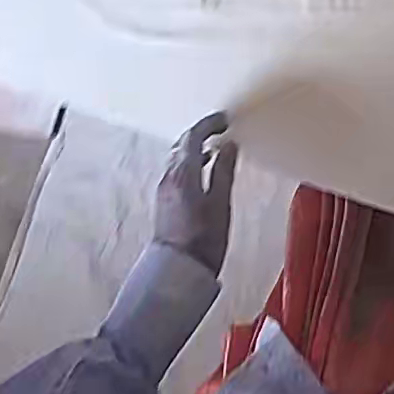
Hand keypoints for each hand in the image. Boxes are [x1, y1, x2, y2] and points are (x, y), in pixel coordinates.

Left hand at [154, 113, 238, 274]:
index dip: (209, 124)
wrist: (177, 274)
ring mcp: (164, 189)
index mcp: (183, 174)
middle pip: (183, 144)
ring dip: (195, 146)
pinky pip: (177, 169)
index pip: (193, 137)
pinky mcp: (165, 201)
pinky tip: (204, 168)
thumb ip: (223, 170)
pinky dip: (191, 161)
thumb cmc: (202, 240)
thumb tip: (228, 146)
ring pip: (178, 157)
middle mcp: (169, 177)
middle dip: (201, 132)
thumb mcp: (220, 202)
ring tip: (216, 146)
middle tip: (221, 128)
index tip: (225, 119)